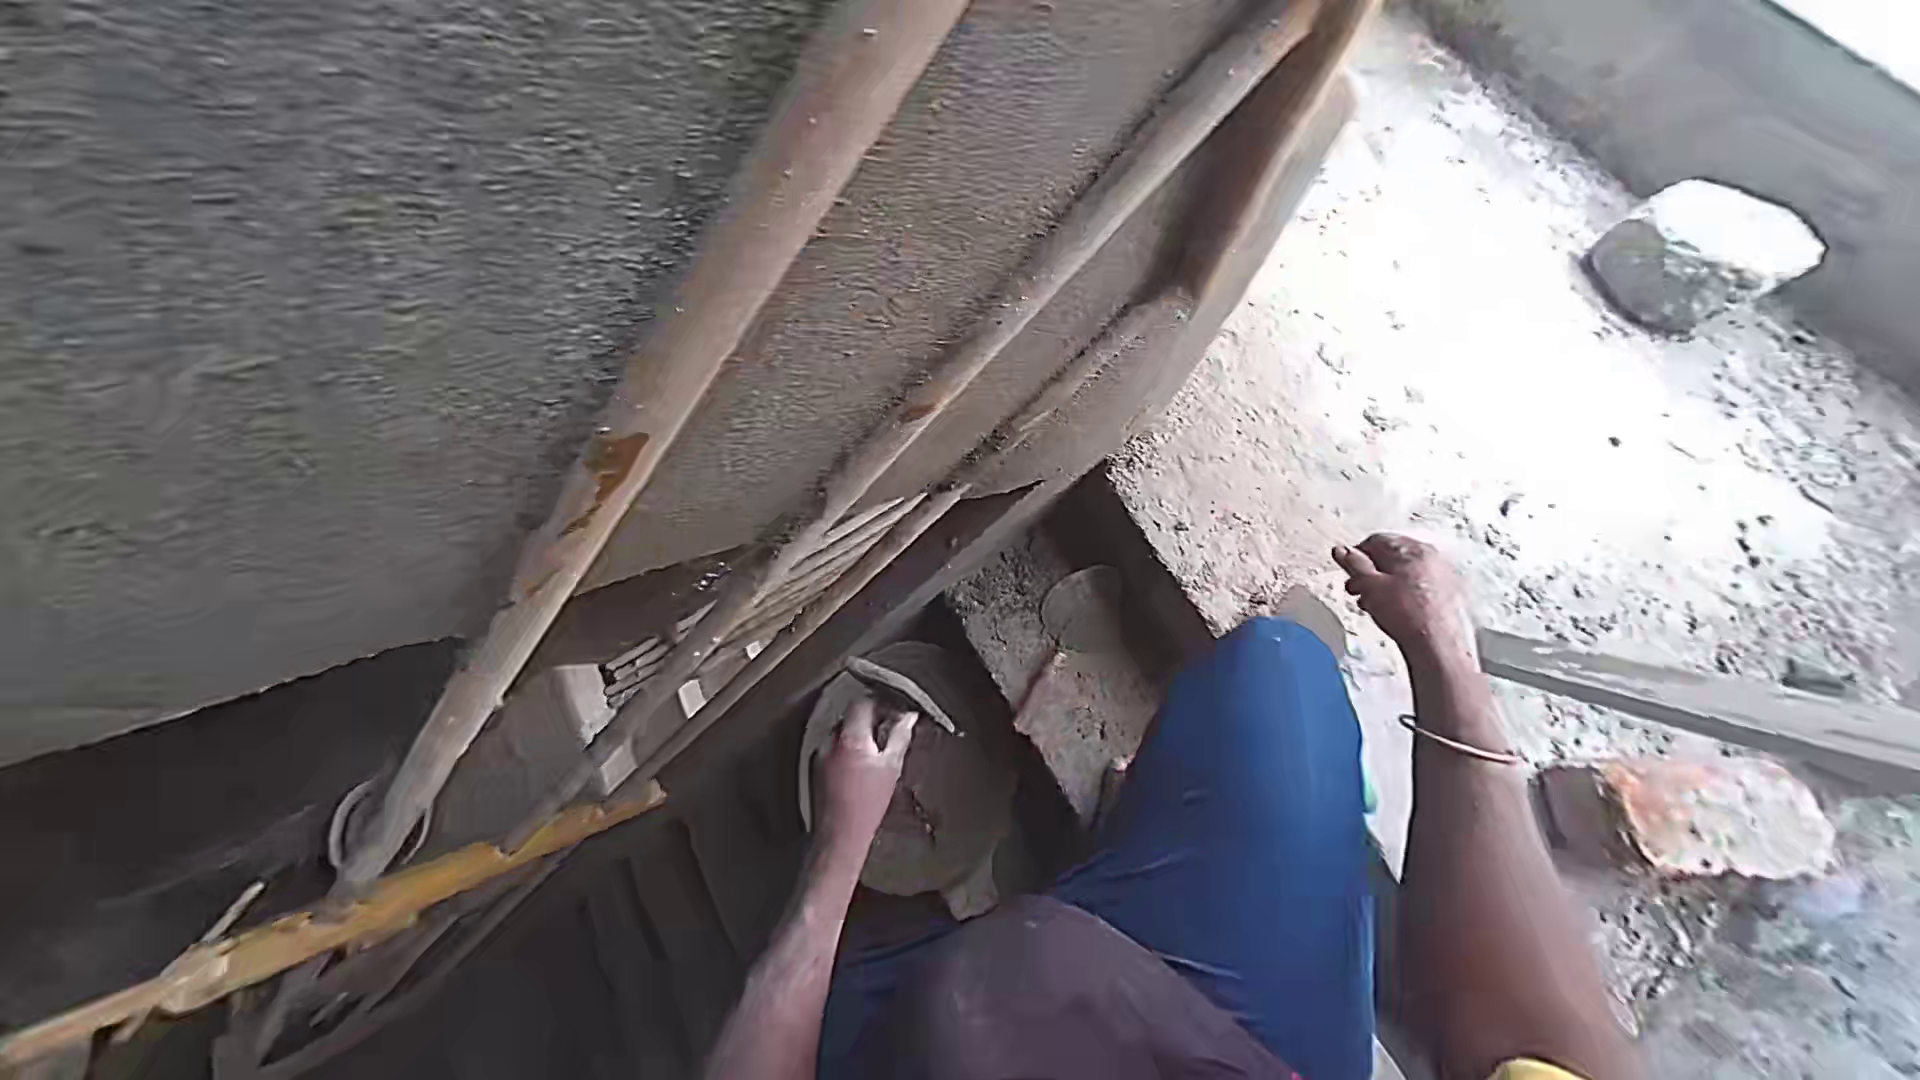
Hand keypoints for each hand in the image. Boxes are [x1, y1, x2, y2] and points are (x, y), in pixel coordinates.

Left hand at [815, 697, 916, 860]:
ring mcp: (820, 753)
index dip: (881, 703)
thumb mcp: (891, 767)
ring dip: (860, 734)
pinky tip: (860, 765)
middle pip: (852, 716)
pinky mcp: (816, 766)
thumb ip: (900, 736)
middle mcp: (831, 740)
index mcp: (851, 737)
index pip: (863, 702)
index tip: (895, 712)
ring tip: (877, 751)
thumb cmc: (869, 804)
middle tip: (890, 730)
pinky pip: (834, 746)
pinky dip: (848, 748)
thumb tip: (909, 717)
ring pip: (843, 731)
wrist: (840, 835)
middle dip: (871, 719)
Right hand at [1333, 533, 1476, 670]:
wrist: (1437, 644)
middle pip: (1392, 555)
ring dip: (1385, 582)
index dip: (1357, 555)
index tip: (1349, 569)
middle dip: (1371, 571)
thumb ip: (1353, 564)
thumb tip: (1342, 550)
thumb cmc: (1406, 614)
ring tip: (1375, 602)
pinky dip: (1403, 591)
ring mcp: (1443, 575)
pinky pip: (1419, 583)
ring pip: (1405, 570)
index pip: (1377, 540)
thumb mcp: (1368, 586)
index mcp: (1412, 550)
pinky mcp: (1449, 593)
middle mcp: (1432, 558)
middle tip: (1359, 587)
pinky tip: (1395, 608)